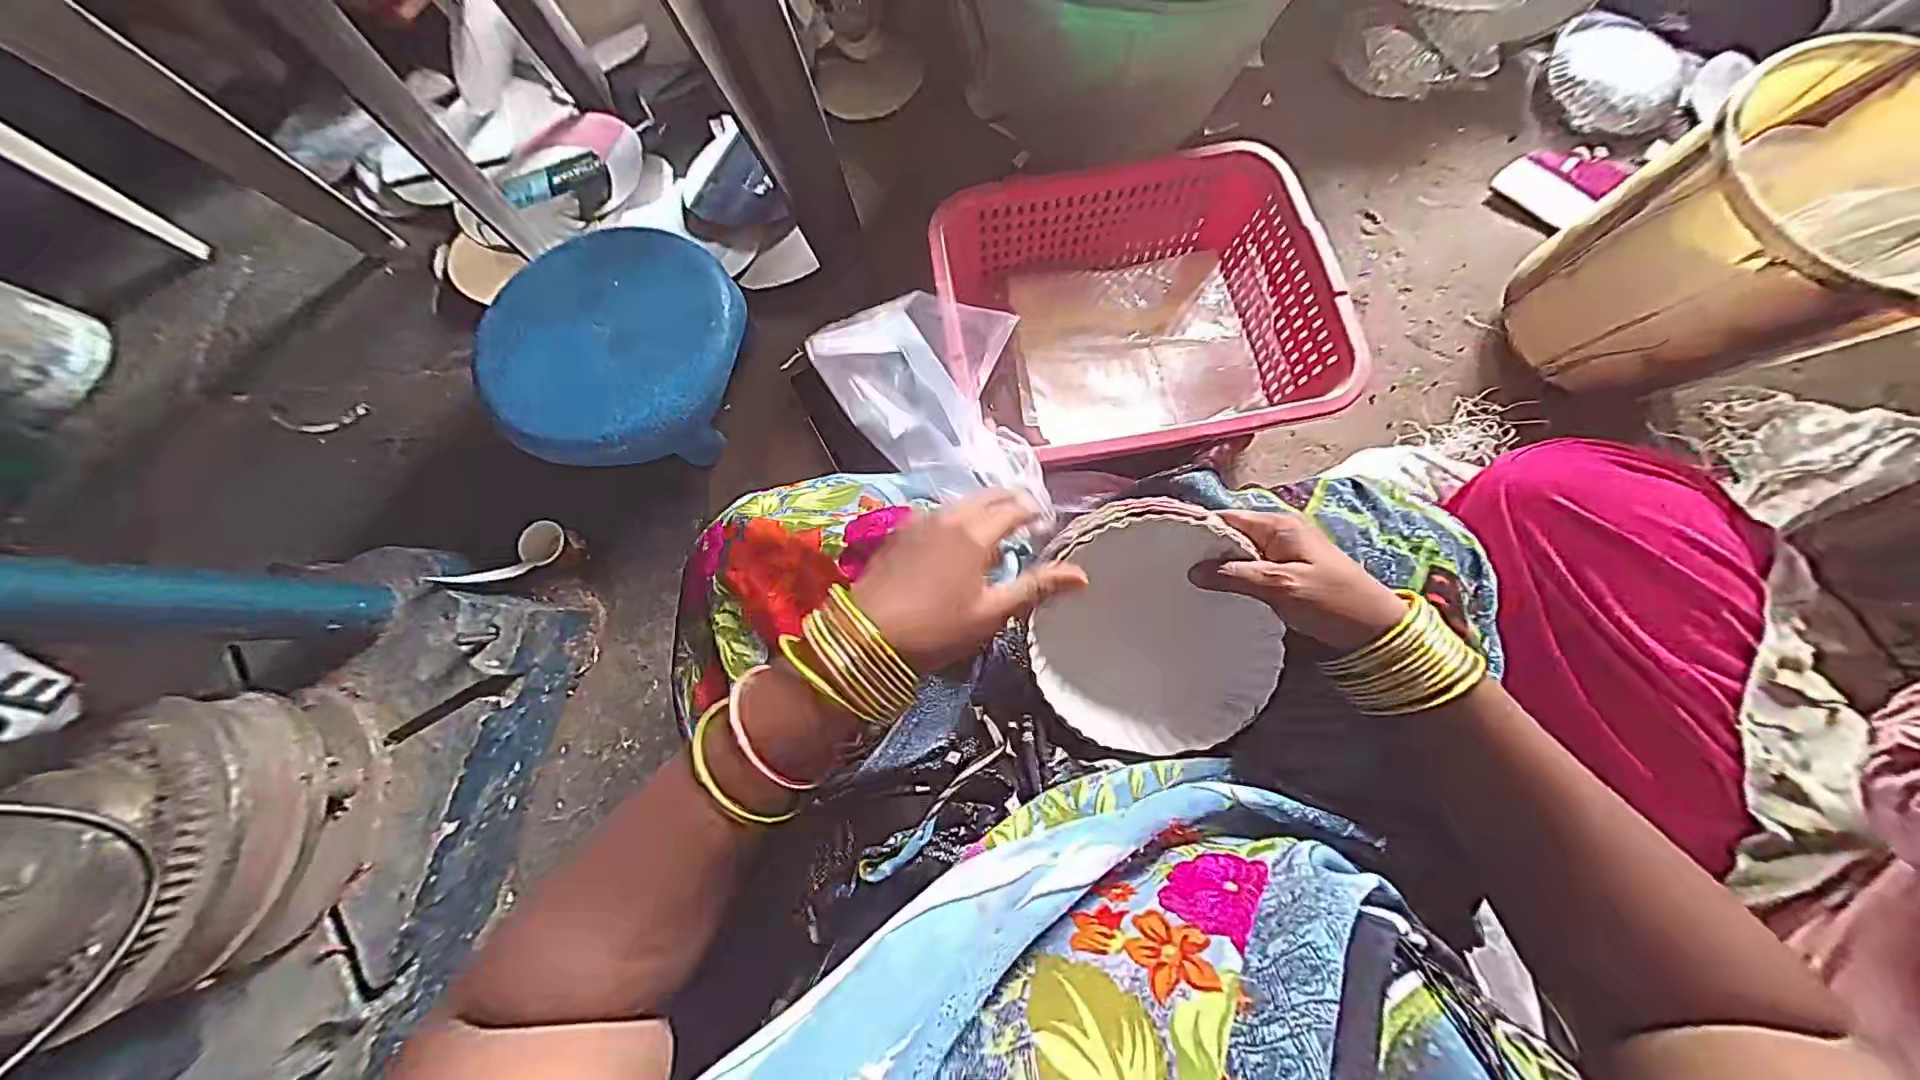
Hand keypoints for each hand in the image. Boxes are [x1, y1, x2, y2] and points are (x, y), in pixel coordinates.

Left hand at [851, 491, 1087, 671]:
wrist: (867, 634)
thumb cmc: (936, 628)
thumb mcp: (992, 613)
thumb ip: (1036, 588)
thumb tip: (1081, 575)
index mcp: (976, 532)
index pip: (1016, 507)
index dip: (1036, 510)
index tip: (1046, 521)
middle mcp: (949, 516)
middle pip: (988, 496)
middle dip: (1011, 501)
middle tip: (1026, 516)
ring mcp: (920, 521)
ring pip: (962, 503)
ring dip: (984, 507)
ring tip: (995, 527)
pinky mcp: (900, 532)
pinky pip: (939, 513)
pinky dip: (958, 516)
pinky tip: (957, 537)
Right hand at [1188, 510, 1408, 650]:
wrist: (1374, 632)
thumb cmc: (1332, 602)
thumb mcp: (1281, 586)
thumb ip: (1236, 575)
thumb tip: (1194, 570)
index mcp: (1278, 527)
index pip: (1226, 518)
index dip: (1198, 528)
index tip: (1169, 545)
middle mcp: (1277, 535)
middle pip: (1228, 534)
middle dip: (1203, 548)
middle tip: (1172, 566)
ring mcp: (1280, 555)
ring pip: (1235, 553)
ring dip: (1215, 566)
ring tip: (1185, 580)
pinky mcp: (1282, 575)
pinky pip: (1246, 570)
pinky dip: (1229, 578)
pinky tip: (1213, 592)